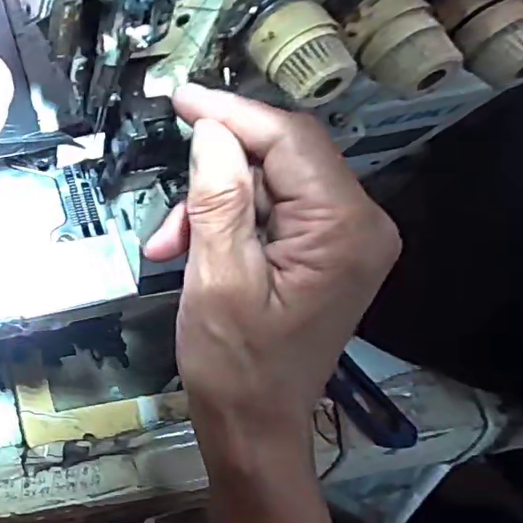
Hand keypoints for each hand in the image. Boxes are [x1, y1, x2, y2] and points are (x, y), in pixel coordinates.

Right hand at [144, 83, 399, 441]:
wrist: (254, 425)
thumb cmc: (234, 364)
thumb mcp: (217, 280)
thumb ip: (219, 200)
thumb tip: (211, 133)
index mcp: (344, 229)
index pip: (289, 141)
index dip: (231, 114)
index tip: (178, 97)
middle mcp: (358, 225)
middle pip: (279, 162)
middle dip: (211, 178)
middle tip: (164, 221)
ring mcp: (341, 241)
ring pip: (266, 188)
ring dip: (209, 208)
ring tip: (167, 248)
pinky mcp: (319, 256)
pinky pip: (267, 216)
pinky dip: (222, 227)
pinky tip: (187, 253)